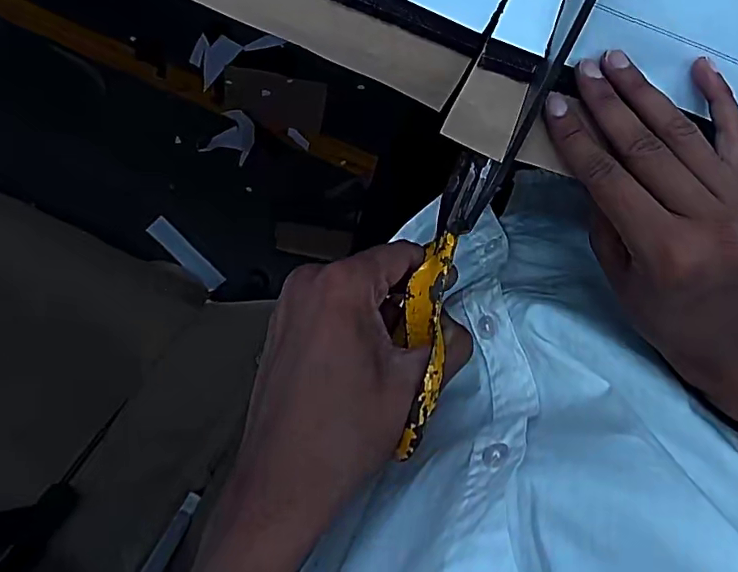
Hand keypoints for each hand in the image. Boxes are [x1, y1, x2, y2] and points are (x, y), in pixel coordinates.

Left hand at [195, 243, 469, 571]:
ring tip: (389, 360)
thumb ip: (445, 344)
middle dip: (404, 300)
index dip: (429, 272)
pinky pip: (328, 306)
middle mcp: (310, 285)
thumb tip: (455, 330)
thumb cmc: (333, 440)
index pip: (399, 253)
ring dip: (378, 315)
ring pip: (351, 291)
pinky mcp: (282, 324)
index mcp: (341, 286)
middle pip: (374, 272)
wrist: (281, 484)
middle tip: (420, 337)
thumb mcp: (409, 385)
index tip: (442, 292)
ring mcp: (290, 304)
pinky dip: (351, 323)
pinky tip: (361, 365)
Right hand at [547, 52, 737, 566]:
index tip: (556, 103)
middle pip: (646, 149)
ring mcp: (736, 205)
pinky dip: (721, 100)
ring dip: (645, 93)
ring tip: (617, 61)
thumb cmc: (662, 315)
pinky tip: (702, 67)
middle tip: (583, 69)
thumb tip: (588, 150)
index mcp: (665, 251)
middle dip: (608, 104)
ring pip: (682, 135)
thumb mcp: (616, 272)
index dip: (578, 138)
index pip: (610, 179)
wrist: (729, 338)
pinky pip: (736, 139)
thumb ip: (603, 211)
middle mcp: (706, 222)